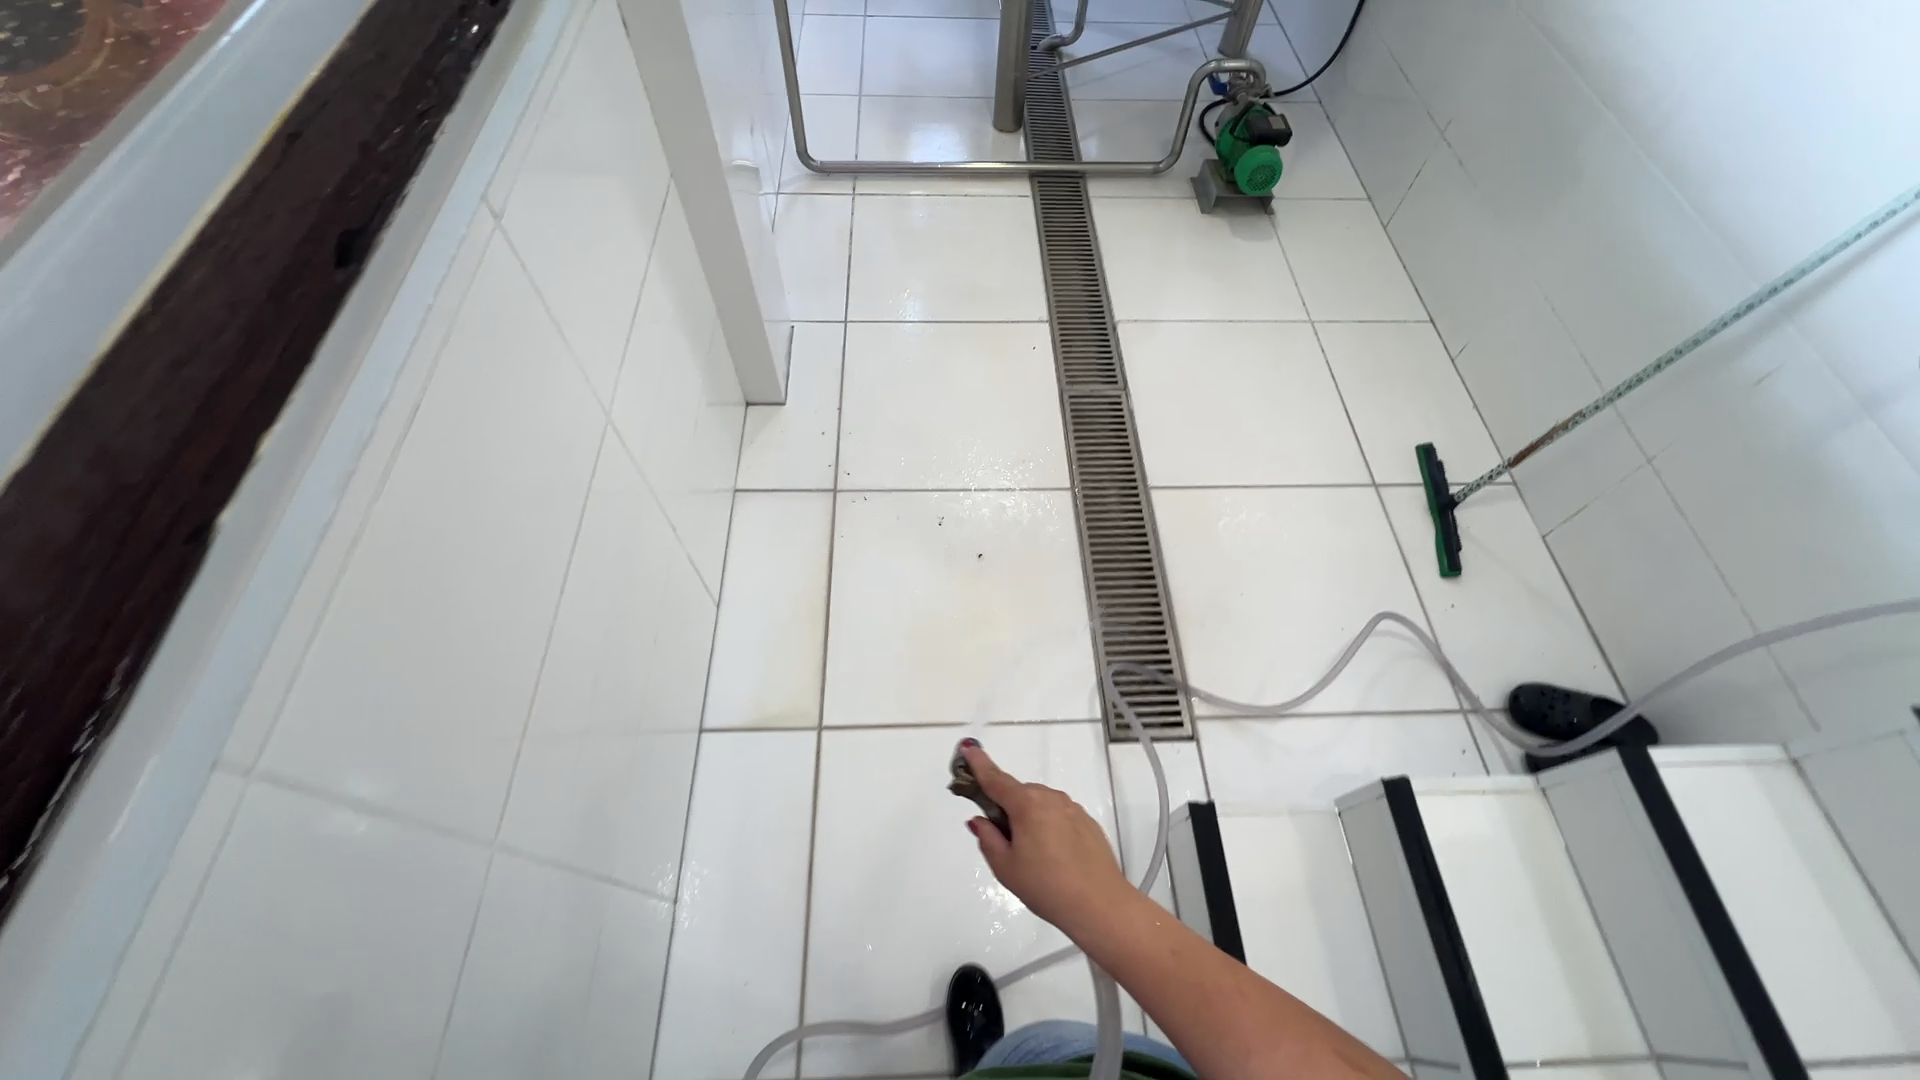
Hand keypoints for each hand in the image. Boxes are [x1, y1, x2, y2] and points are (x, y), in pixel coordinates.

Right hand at [960, 743, 1134, 934]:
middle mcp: (1050, 798)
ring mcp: (1072, 808)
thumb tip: (980, 819)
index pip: (995, 779)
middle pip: (1019, 793)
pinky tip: (1055, 857)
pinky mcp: (1087, 822)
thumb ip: (988, 838)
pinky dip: (1049, 826)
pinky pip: (1059, 815)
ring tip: (1033, 856)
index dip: (979, 763)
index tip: (967, 746)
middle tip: (1004, 840)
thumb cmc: (1046, 886)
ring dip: (1029, 818)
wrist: (1100, 904)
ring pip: (1040, 804)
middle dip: (1006, 807)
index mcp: (1026, 805)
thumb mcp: (1006, 867)